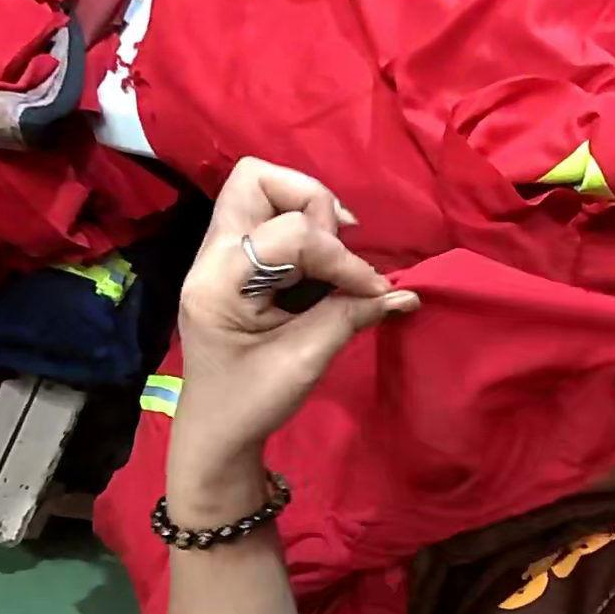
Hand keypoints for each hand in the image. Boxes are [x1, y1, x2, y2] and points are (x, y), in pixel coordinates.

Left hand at [167, 159, 418, 522]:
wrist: (216, 433)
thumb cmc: (250, 403)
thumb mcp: (304, 361)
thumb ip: (350, 316)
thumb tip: (404, 293)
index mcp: (217, 282)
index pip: (289, 233)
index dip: (340, 257)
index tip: (370, 289)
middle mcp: (210, 258)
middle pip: (255, 180)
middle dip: (310, 200)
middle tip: (338, 245)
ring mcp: (216, 259)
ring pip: (258, 192)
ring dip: (306, 211)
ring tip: (333, 253)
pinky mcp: (230, 266)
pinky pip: (264, 220)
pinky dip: (300, 230)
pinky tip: (320, 262)